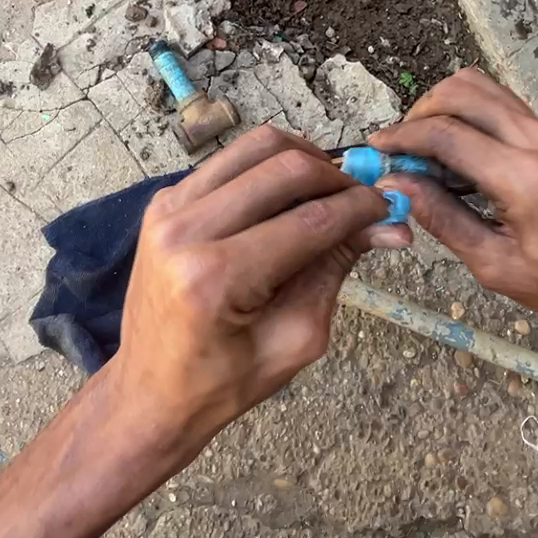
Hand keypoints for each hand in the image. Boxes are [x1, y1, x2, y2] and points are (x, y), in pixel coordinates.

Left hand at [104, 126, 409, 444]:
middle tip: (362, 198)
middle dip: (336, 176)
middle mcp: (186, 230)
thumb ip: (337, 269)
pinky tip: (287, 195)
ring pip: (255, 146)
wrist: (148, 392)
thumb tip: (390, 226)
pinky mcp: (165, 199)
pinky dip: (267, 167)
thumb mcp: (295, 338)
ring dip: (303, 159)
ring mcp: (169, 208)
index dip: (360, 208)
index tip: (389, 207)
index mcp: (216, 278)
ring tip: (328, 189)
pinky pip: (229, 160)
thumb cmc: (223, 382)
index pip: (309, 220)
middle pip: (283, 166)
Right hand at [368, 68, 537, 348]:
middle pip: (462, 90)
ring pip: (482, 87)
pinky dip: (470, 113)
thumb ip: (442, 218)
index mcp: (525, 177)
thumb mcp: (496, 266)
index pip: (446, 133)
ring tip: (427, 148)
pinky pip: (501, 103)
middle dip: (420, 112)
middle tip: (402, 148)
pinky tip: (460, 153)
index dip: (402, 136)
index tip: (376, 149)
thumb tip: (396, 184)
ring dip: (445, 106)